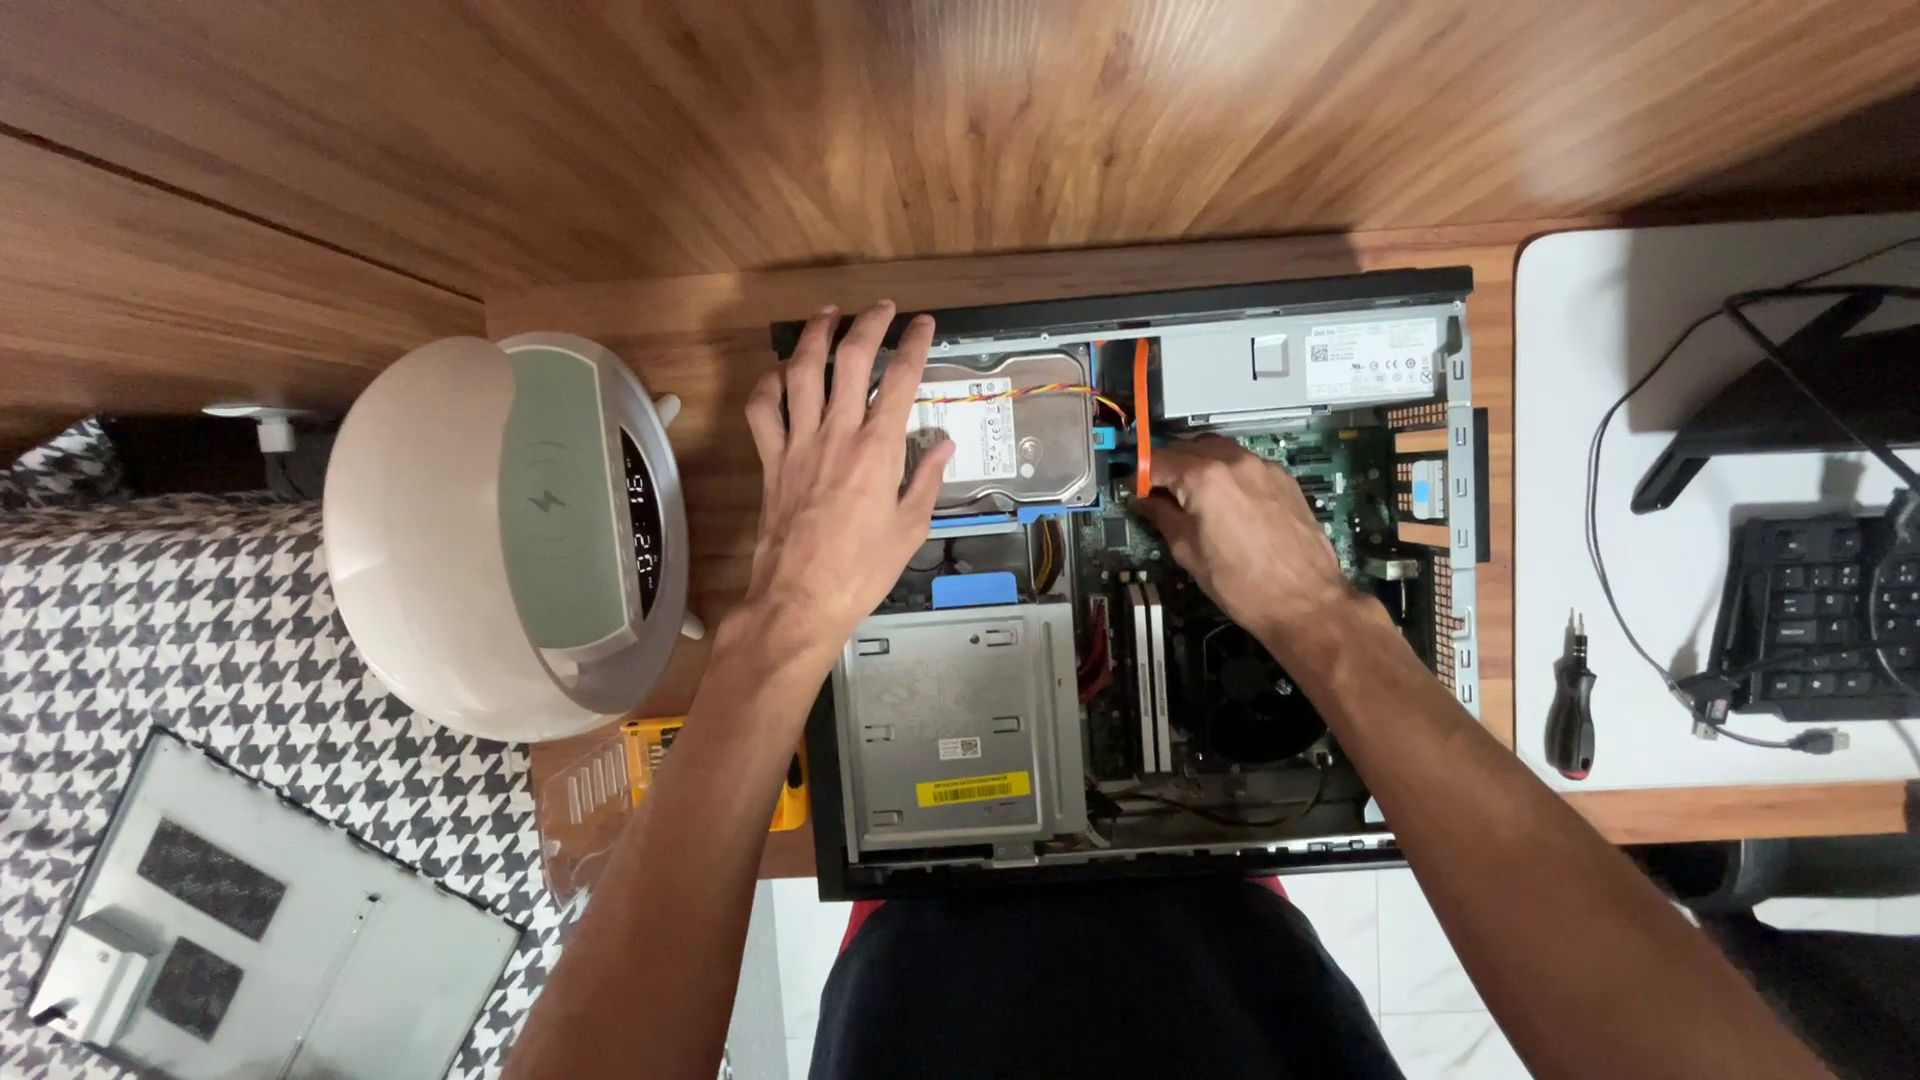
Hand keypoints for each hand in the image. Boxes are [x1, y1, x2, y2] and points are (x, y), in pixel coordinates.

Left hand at [732, 301, 953, 667]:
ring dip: (815, 336)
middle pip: (850, 360)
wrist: (801, 599)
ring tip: (827, 314)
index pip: (900, 380)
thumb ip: (926, 480)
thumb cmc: (862, 571)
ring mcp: (797, 444)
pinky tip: (780, 374)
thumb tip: (944, 445)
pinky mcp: (770, 461)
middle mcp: (836, 435)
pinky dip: (768, 385)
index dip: (914, 344)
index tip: (923, 325)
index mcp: (878, 451)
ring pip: (802, 372)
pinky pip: (762, 410)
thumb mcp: (911, 529)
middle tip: (881, 309)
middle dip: (868, 324)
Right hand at [1134, 435, 1357, 652]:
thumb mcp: (1188, 552)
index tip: (1134, 489)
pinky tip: (1225, 499)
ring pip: (1218, 449)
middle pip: (1187, 447)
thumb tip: (1146, 503)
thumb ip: (1163, 518)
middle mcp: (1234, 462)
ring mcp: (1263, 467)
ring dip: (1197, 462)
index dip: (1140, 475)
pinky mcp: (1283, 479)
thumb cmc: (1242, 584)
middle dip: (1168, 465)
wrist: (1305, 601)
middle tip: (1158, 493)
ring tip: (1191, 493)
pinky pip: (1244, 462)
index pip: (1158, 460)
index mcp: (1204, 479)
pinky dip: (1227, 471)